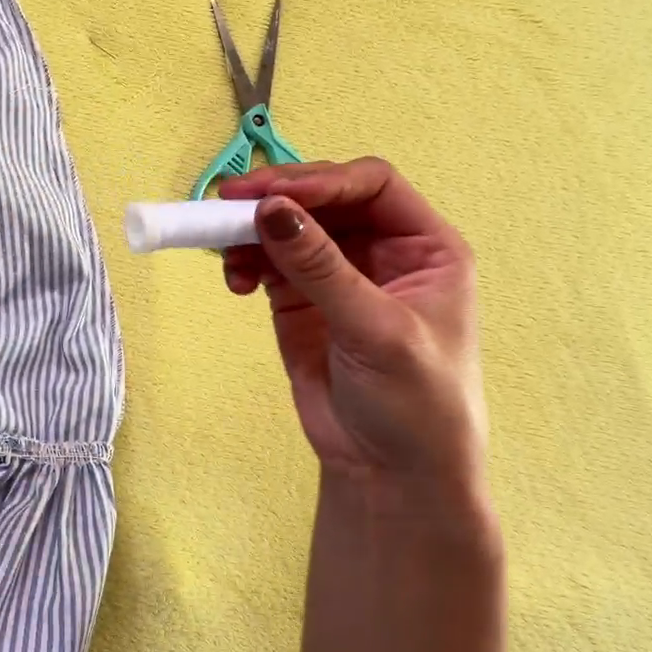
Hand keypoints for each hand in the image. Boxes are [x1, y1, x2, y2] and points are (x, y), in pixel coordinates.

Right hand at [219, 159, 487, 494]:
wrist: (387, 471)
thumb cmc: (414, 402)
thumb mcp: (374, 329)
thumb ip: (320, 265)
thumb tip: (270, 208)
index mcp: (424, 246)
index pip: (371, 184)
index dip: (322, 179)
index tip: (271, 193)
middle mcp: (379, 248)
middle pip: (321, 196)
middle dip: (276, 197)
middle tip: (227, 203)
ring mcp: (335, 270)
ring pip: (286, 223)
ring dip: (252, 230)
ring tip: (227, 255)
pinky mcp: (298, 295)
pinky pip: (265, 257)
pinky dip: (244, 260)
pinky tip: (235, 282)